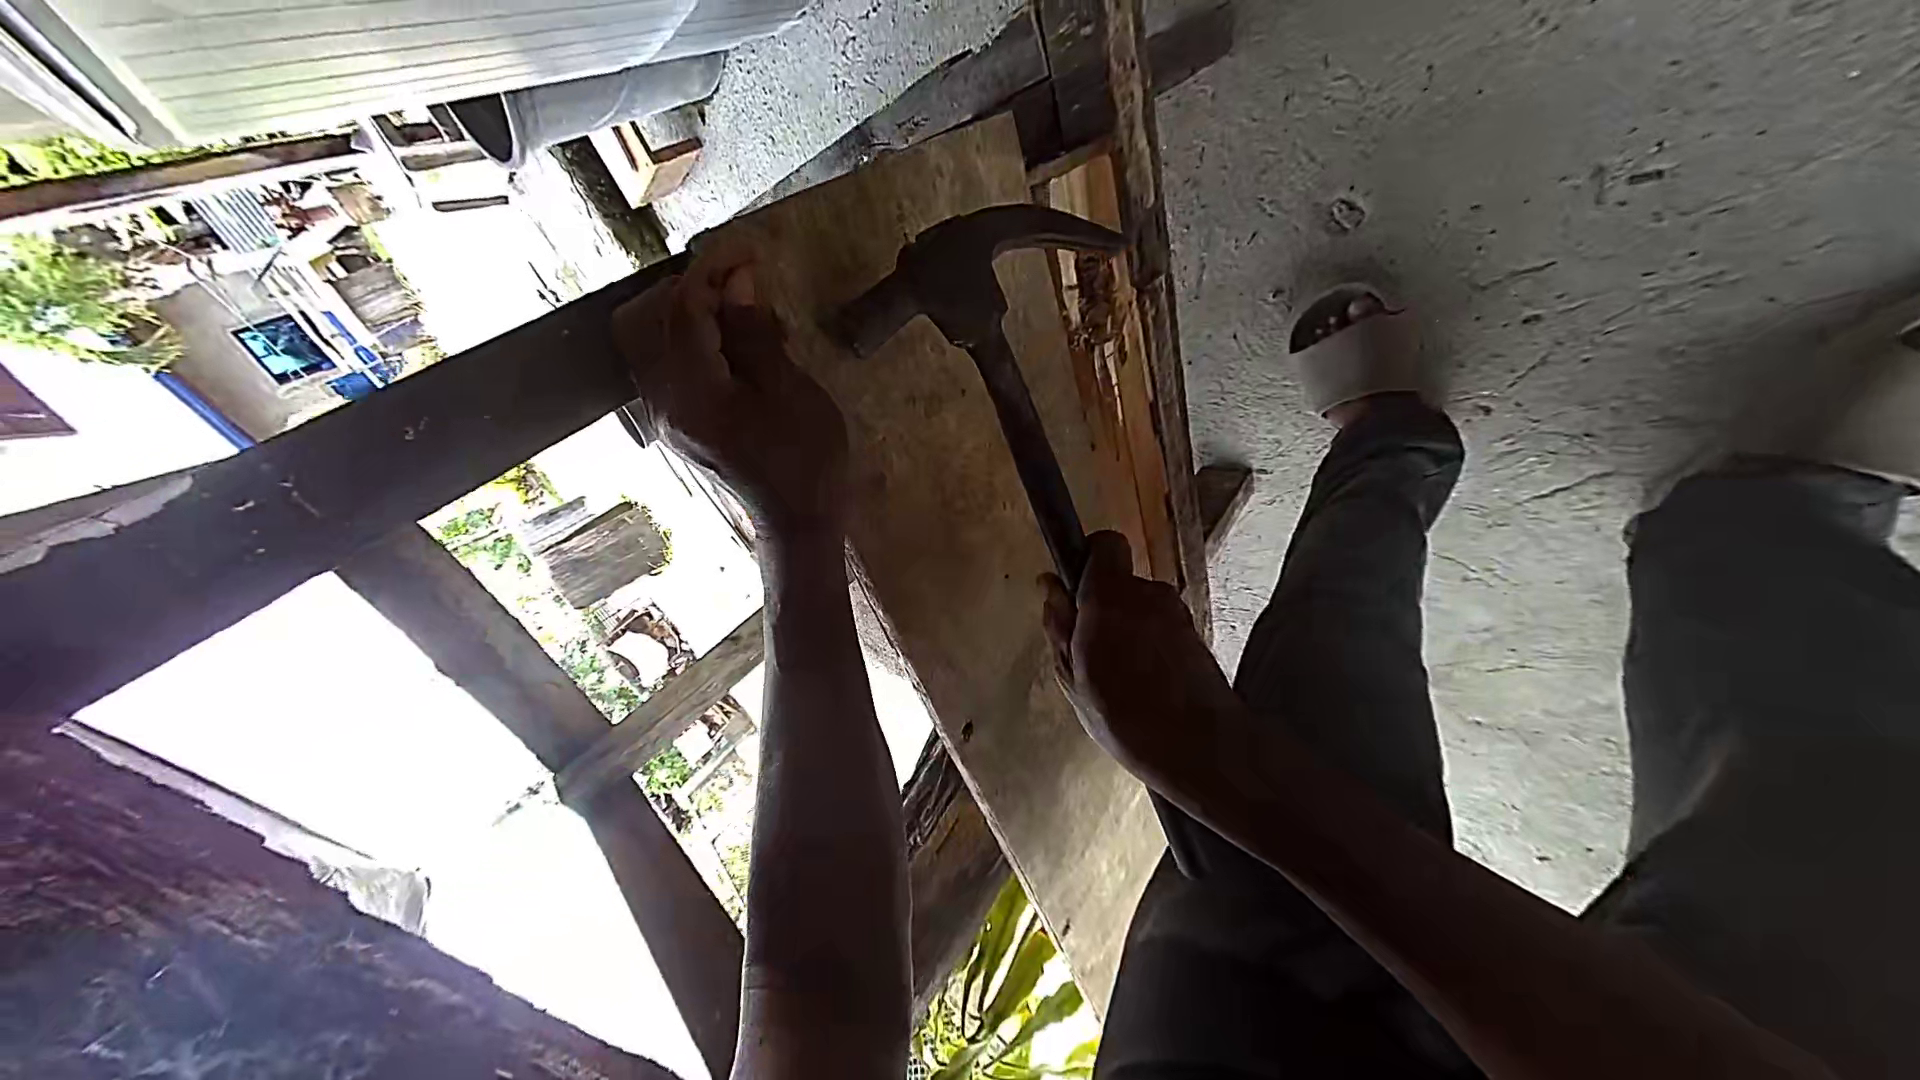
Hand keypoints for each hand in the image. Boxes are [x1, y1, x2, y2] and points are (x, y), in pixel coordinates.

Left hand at [613, 244, 849, 538]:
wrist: (800, 518)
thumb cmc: (809, 459)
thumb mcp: (792, 392)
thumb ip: (755, 334)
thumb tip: (737, 281)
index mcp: (695, 396)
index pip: (685, 311)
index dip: (713, 271)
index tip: (748, 250)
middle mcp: (666, 403)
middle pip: (659, 320)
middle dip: (698, 288)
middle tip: (745, 278)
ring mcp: (668, 415)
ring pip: (660, 340)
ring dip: (695, 311)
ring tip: (741, 307)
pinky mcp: (680, 421)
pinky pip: (673, 363)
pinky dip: (697, 340)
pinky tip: (734, 341)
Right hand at [1042, 531, 1243, 792]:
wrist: (1202, 748)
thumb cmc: (1124, 716)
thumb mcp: (1071, 676)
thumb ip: (1058, 624)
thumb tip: (1048, 584)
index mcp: (1110, 597)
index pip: (1105, 544)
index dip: (1087, 561)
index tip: (1075, 595)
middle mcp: (1148, 593)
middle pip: (1119, 582)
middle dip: (1102, 607)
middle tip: (1089, 653)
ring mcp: (1177, 612)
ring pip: (1139, 606)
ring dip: (1126, 628)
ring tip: (1119, 676)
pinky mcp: (1195, 633)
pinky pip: (1159, 626)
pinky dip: (1148, 643)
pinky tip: (1145, 682)